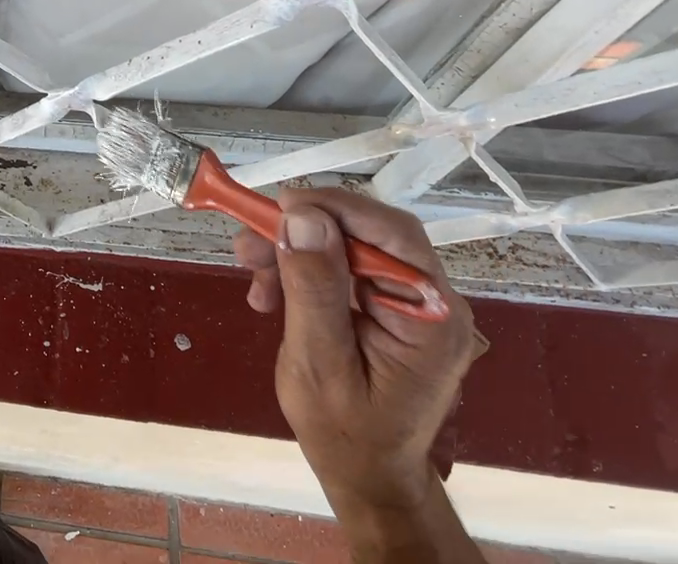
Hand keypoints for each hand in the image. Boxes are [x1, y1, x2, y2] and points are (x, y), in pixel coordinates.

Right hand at [234, 188, 488, 561]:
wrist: (364, 471)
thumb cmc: (343, 430)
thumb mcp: (318, 361)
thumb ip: (313, 287)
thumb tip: (301, 217)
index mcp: (429, 316)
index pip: (393, 234)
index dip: (335, 208)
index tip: (277, 206)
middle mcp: (429, 299)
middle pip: (365, 234)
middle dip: (301, 231)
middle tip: (248, 245)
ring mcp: (409, 301)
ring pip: (346, 244)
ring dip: (293, 250)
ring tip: (253, 278)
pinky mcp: (386, 304)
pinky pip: (341, 266)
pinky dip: (300, 269)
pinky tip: (271, 294)